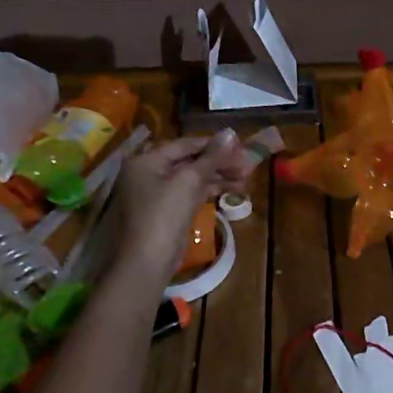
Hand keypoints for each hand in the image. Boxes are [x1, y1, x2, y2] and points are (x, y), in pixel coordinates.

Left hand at [113, 131, 252, 281]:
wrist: (148, 260)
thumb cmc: (164, 214)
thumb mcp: (189, 180)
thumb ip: (211, 157)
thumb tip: (230, 132)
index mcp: (146, 160)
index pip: (184, 145)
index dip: (212, 144)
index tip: (239, 144)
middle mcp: (148, 173)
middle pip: (188, 161)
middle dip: (218, 162)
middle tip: (246, 164)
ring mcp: (156, 194)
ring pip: (191, 179)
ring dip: (217, 177)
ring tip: (245, 178)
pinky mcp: (167, 212)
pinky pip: (190, 194)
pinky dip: (209, 190)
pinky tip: (232, 188)